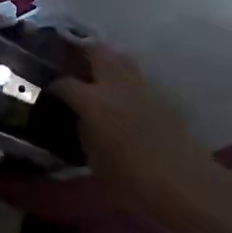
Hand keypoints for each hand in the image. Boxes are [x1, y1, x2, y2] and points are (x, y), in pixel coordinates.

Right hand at [56, 47, 231, 231]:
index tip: (50, 94)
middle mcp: (115, 83)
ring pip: (120, 58)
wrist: (181, 181)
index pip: (64, 83)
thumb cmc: (129, 177)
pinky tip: (124, 96)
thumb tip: (81, 118)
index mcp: (92, 99)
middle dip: (81, 53)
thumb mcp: (93, 156)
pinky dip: (126, 79)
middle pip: (95, 50)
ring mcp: (141, 85)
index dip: (54, 87)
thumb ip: (83, 129)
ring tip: (99, 75)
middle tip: (73, 64)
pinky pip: (137, 77)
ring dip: (107, 62)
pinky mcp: (161, 94)